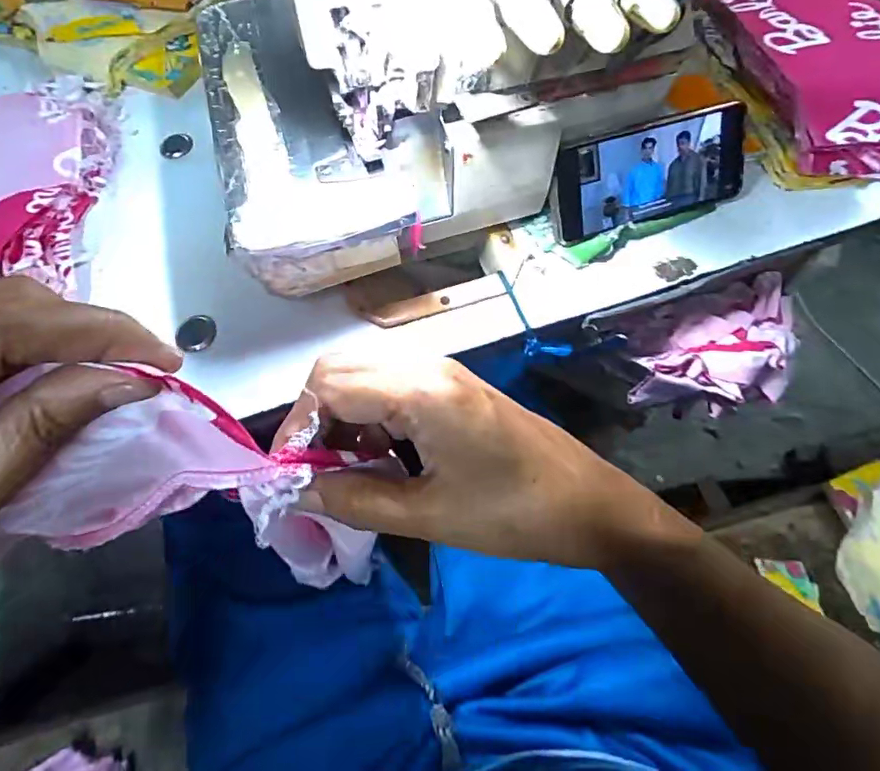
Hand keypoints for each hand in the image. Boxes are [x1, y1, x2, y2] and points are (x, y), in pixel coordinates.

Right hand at [281, 356, 698, 569]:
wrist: (591, 504)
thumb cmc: (514, 514)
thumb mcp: (429, 515)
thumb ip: (355, 499)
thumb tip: (298, 491)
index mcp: (420, 389)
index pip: (329, 385)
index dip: (297, 427)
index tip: (288, 474)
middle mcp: (425, 364)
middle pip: (340, 368)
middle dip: (315, 416)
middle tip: (314, 469)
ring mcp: (440, 369)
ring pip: (363, 372)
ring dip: (342, 413)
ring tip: (345, 466)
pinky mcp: (451, 382)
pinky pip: (390, 382)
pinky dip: (369, 412)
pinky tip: (379, 453)